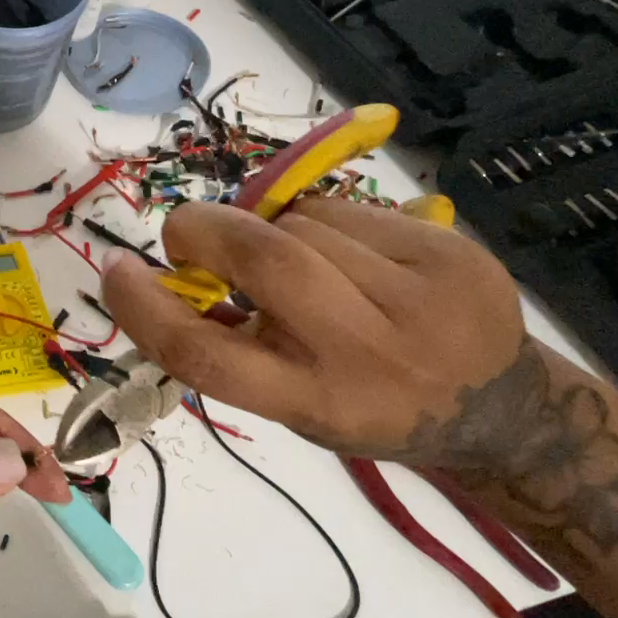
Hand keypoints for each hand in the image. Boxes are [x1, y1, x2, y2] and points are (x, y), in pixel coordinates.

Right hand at [100, 198, 527, 465]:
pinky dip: (310, 219)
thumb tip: (165, 273)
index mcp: (315, 400)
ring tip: (282, 258)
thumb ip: (223, 342)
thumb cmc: (362, 404)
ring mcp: (423, 297)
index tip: (115, 268)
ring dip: (262, 229)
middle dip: (202, 230)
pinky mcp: (453, 253)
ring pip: (297, 223)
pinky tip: (333, 250)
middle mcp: (371, 354)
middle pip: (261, 259)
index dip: (141, 305)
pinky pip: (341, 209)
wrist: (503, 408)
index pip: (203, 350)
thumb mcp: (285, 397)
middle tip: (187, 239)